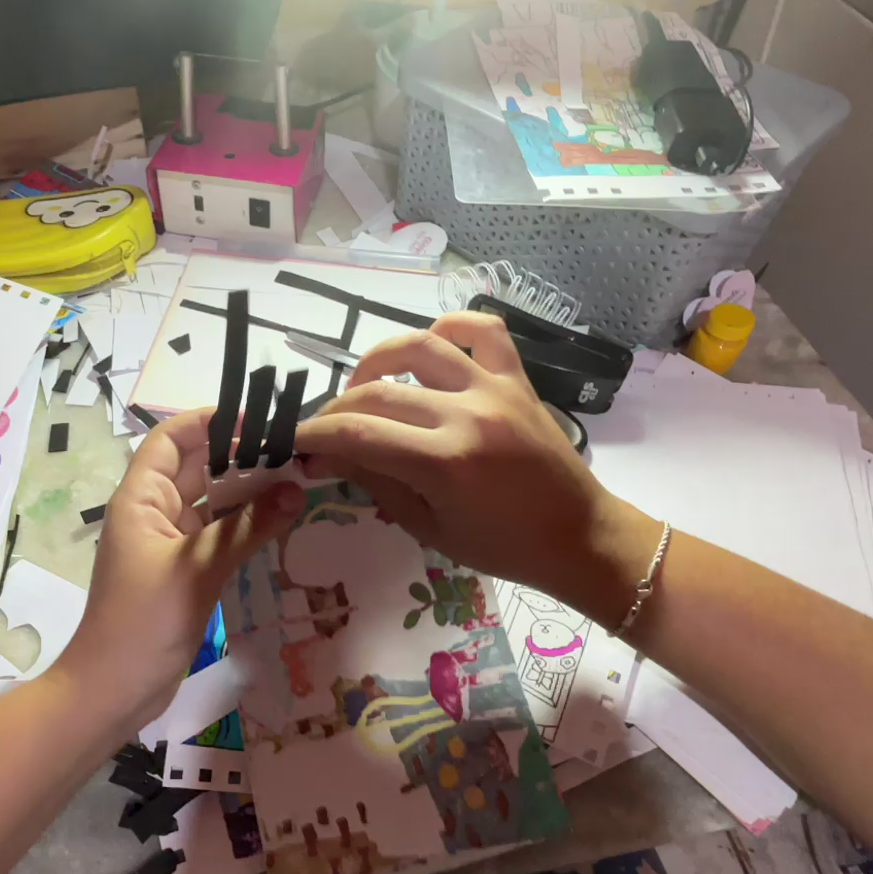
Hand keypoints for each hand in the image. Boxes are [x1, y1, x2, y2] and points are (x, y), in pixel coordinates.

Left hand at [54, 408, 303, 733]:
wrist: (114, 689)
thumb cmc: (144, 620)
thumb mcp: (197, 567)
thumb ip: (247, 527)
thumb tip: (296, 490)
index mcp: (141, 498)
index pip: (171, 439)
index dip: (208, 421)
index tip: (256, 419)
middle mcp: (153, 512)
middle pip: (195, 466)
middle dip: (237, 453)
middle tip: (289, 448)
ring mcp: (169, 542)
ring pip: (210, 501)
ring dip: (246, 490)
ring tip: (294, 477)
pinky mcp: (184, 570)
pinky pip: (216, 533)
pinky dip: (244, 523)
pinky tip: (278, 518)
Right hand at [293, 311, 658, 610]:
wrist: (579, 537)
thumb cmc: (502, 547)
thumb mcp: (427, 527)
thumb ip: (375, 482)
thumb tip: (327, 455)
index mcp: (445, 462)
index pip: (357, 433)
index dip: (314, 433)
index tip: (293, 440)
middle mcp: (467, 414)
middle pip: (378, 391)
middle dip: (336, 409)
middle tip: (324, 430)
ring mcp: (496, 388)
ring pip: (419, 346)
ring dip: (376, 360)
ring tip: (363, 385)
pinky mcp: (518, 378)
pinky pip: (482, 330)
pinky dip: (449, 326)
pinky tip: (429, 347)